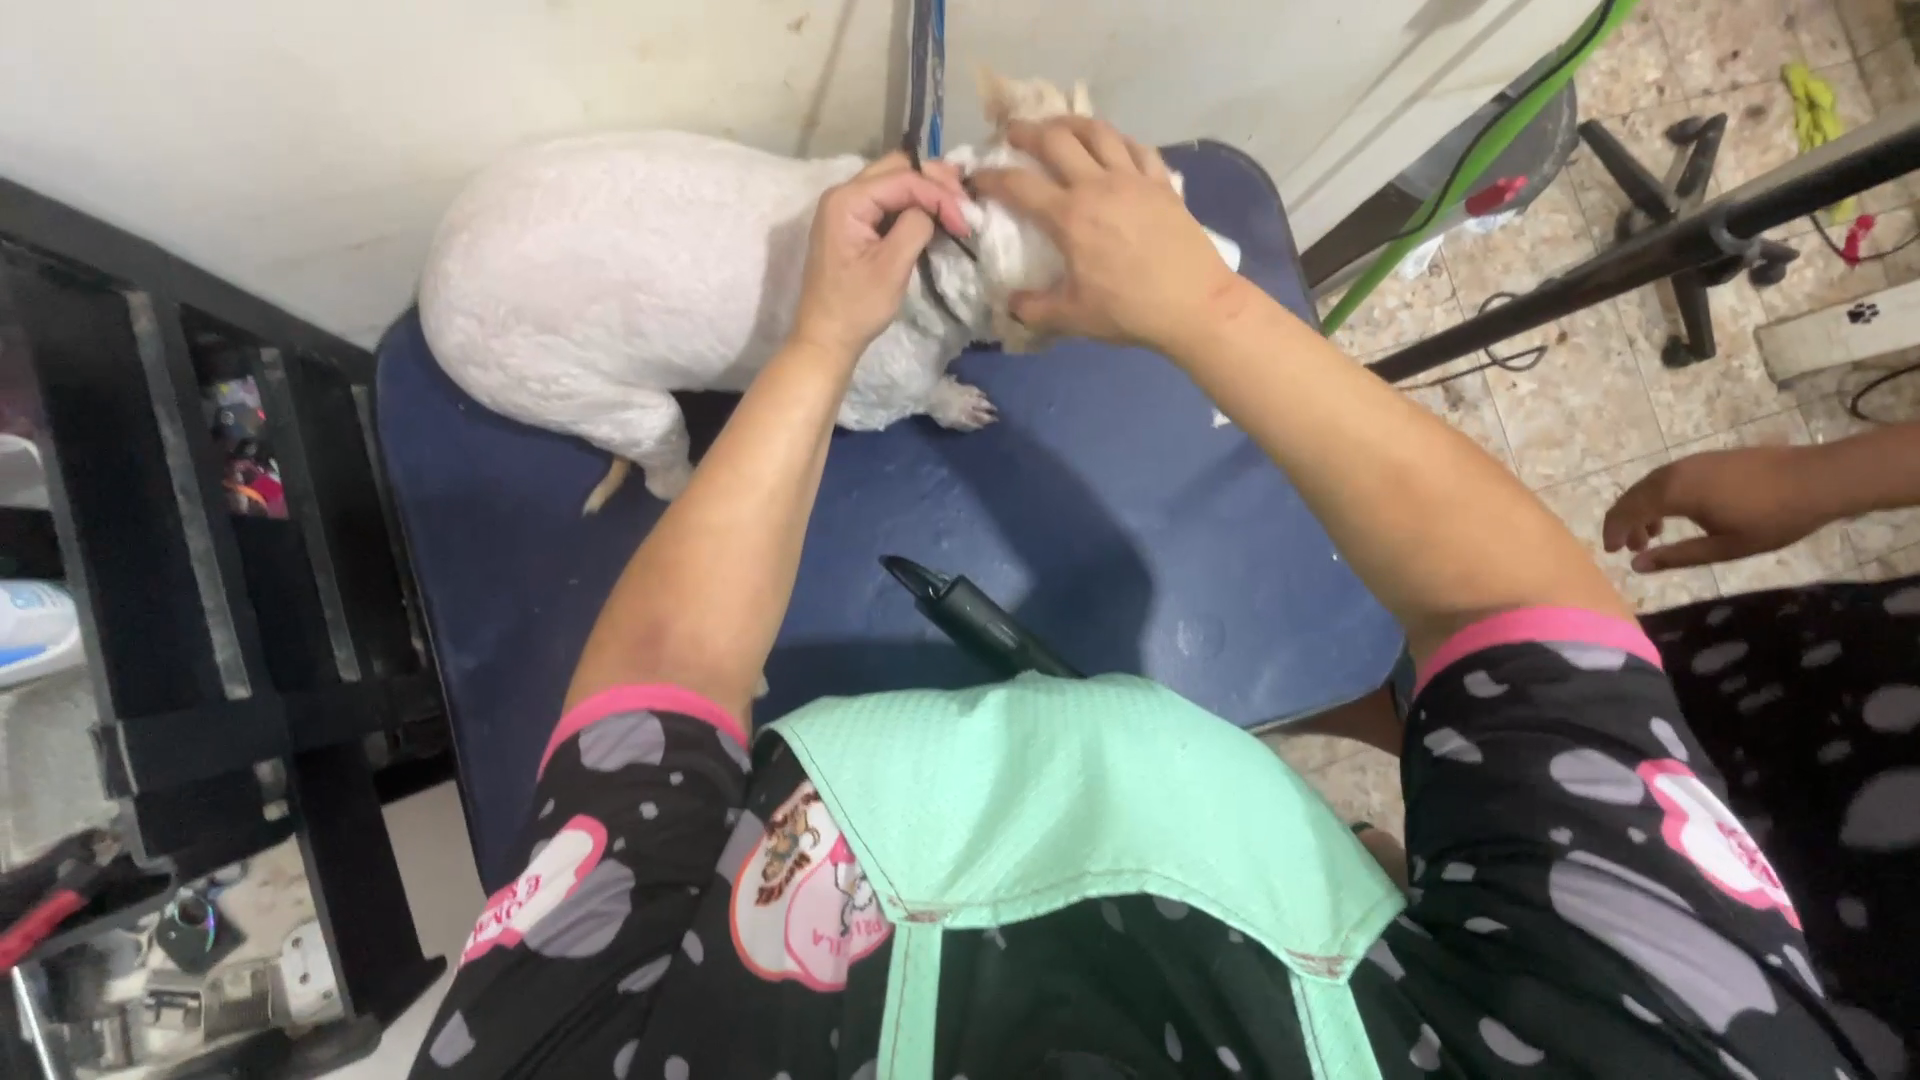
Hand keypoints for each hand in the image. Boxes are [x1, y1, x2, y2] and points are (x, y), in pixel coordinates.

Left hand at [789, 151, 971, 358]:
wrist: (826, 338)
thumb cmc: (857, 307)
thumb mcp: (891, 268)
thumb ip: (915, 227)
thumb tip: (934, 210)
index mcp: (847, 200)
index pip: (903, 179)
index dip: (939, 195)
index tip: (965, 222)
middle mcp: (843, 195)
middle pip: (896, 169)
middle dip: (934, 181)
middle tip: (965, 200)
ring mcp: (846, 209)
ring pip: (893, 183)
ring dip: (925, 191)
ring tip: (956, 204)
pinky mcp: (853, 226)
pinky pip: (886, 203)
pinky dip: (912, 206)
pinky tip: (934, 216)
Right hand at [968, 117, 1244, 353]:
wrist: (1193, 304)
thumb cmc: (1128, 311)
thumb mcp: (1072, 318)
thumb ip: (1034, 309)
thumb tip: (1011, 304)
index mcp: (1069, 217)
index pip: (1018, 186)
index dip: (991, 178)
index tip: (976, 177)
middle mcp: (1098, 186)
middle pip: (1056, 140)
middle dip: (1028, 131)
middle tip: (1013, 133)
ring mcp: (1133, 180)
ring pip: (1098, 132)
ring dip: (1072, 123)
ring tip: (1059, 125)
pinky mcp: (1162, 184)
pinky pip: (1137, 148)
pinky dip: (1118, 140)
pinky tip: (1113, 145)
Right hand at [1601, 445, 1831, 570]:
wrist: (1824, 478)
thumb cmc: (1774, 518)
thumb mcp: (1725, 547)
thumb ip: (1677, 556)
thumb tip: (1635, 565)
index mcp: (1671, 494)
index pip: (1624, 513)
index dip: (1613, 533)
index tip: (1613, 552)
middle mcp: (1672, 473)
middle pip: (1631, 497)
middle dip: (1625, 522)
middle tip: (1634, 546)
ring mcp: (1690, 462)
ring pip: (1648, 486)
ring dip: (1642, 509)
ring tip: (1656, 531)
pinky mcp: (1706, 458)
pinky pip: (1667, 478)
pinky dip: (1660, 496)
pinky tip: (1680, 511)